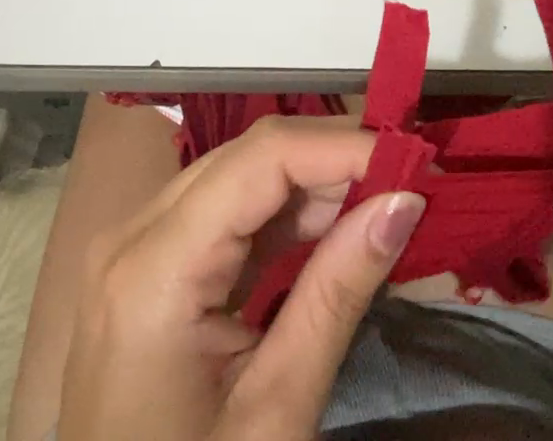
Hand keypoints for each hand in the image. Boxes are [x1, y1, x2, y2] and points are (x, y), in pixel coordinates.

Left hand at [58, 117, 424, 440]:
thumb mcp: (277, 407)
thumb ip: (337, 293)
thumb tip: (405, 202)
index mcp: (154, 268)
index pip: (260, 160)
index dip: (343, 145)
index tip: (418, 163)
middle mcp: (134, 232)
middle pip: (248, 157)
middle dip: (336, 158)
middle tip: (414, 182)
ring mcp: (137, 245)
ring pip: (240, 175)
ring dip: (317, 182)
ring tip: (388, 200)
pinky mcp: (149, 262)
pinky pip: (226, 211)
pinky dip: (286, 213)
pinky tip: (338, 225)